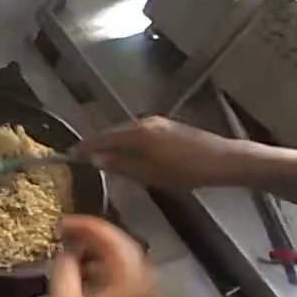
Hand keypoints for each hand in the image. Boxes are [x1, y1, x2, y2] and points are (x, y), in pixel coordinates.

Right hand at [48, 215, 161, 296]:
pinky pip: (128, 285)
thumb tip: (67, 251)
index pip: (116, 242)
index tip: (62, 223)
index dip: (89, 226)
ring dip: (102, 256)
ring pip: (128, 269)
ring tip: (70, 253)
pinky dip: (107, 274)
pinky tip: (83, 279)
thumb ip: (65, 271)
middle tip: (66, 234)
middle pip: (128, 252)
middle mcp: (150, 293)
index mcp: (133, 287)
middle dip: (97, 238)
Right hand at [82, 116, 260, 189]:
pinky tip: (127, 155)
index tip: (70, 154)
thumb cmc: (185, 171)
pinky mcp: (167, 127)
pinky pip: (138, 134)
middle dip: (97, 145)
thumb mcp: (148, 174)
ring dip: (113, 145)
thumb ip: (120, 165)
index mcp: (136, 133)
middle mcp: (144, 122)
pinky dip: (127, 144)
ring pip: (125, 133)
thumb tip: (96, 160)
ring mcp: (157, 123)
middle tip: (84, 159)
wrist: (225, 161)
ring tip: (102, 159)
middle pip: (112, 133)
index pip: (101, 138)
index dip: (85, 147)